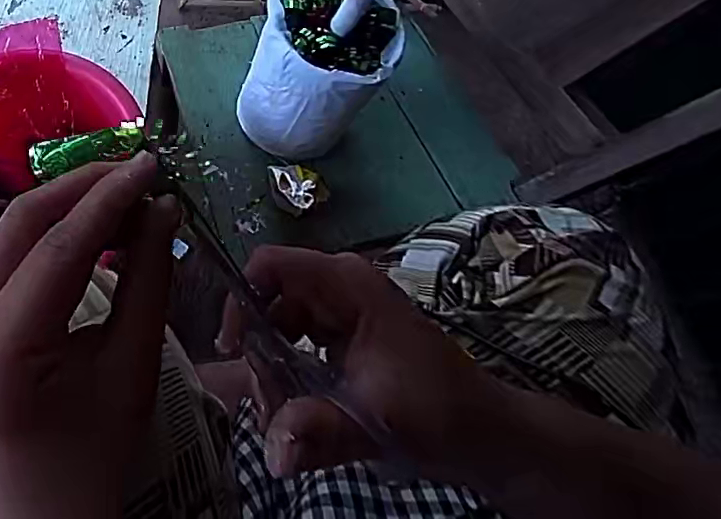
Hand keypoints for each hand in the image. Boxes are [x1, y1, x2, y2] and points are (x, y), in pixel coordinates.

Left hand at [0, 155, 181, 518]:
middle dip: (82, 188)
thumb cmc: (86, 466)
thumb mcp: (129, 374)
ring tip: (119, 203)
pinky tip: (83, 233)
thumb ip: (148, 281)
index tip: (149, 165)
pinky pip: (0, 259)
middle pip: (21, 224)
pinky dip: (44, 237)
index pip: (57, 247)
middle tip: (134, 175)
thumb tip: (162, 209)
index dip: (109, 197)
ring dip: (64, 208)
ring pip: (7, 235)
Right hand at [218, 245, 504, 481]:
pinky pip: (296, 341)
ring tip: (280, 416)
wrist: (488, 435)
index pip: (271, 265)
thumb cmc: (437, 412)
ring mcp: (339, 306)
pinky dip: (288, 373)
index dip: (243, 297)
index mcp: (345, 283)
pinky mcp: (341, 331)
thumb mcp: (376, 421)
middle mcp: (337, 285)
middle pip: (270, 300)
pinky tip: (295, 408)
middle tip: (266, 407)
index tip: (232, 348)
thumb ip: (319, 430)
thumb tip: (272, 454)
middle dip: (259, 352)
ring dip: (272, 368)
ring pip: (279, 324)